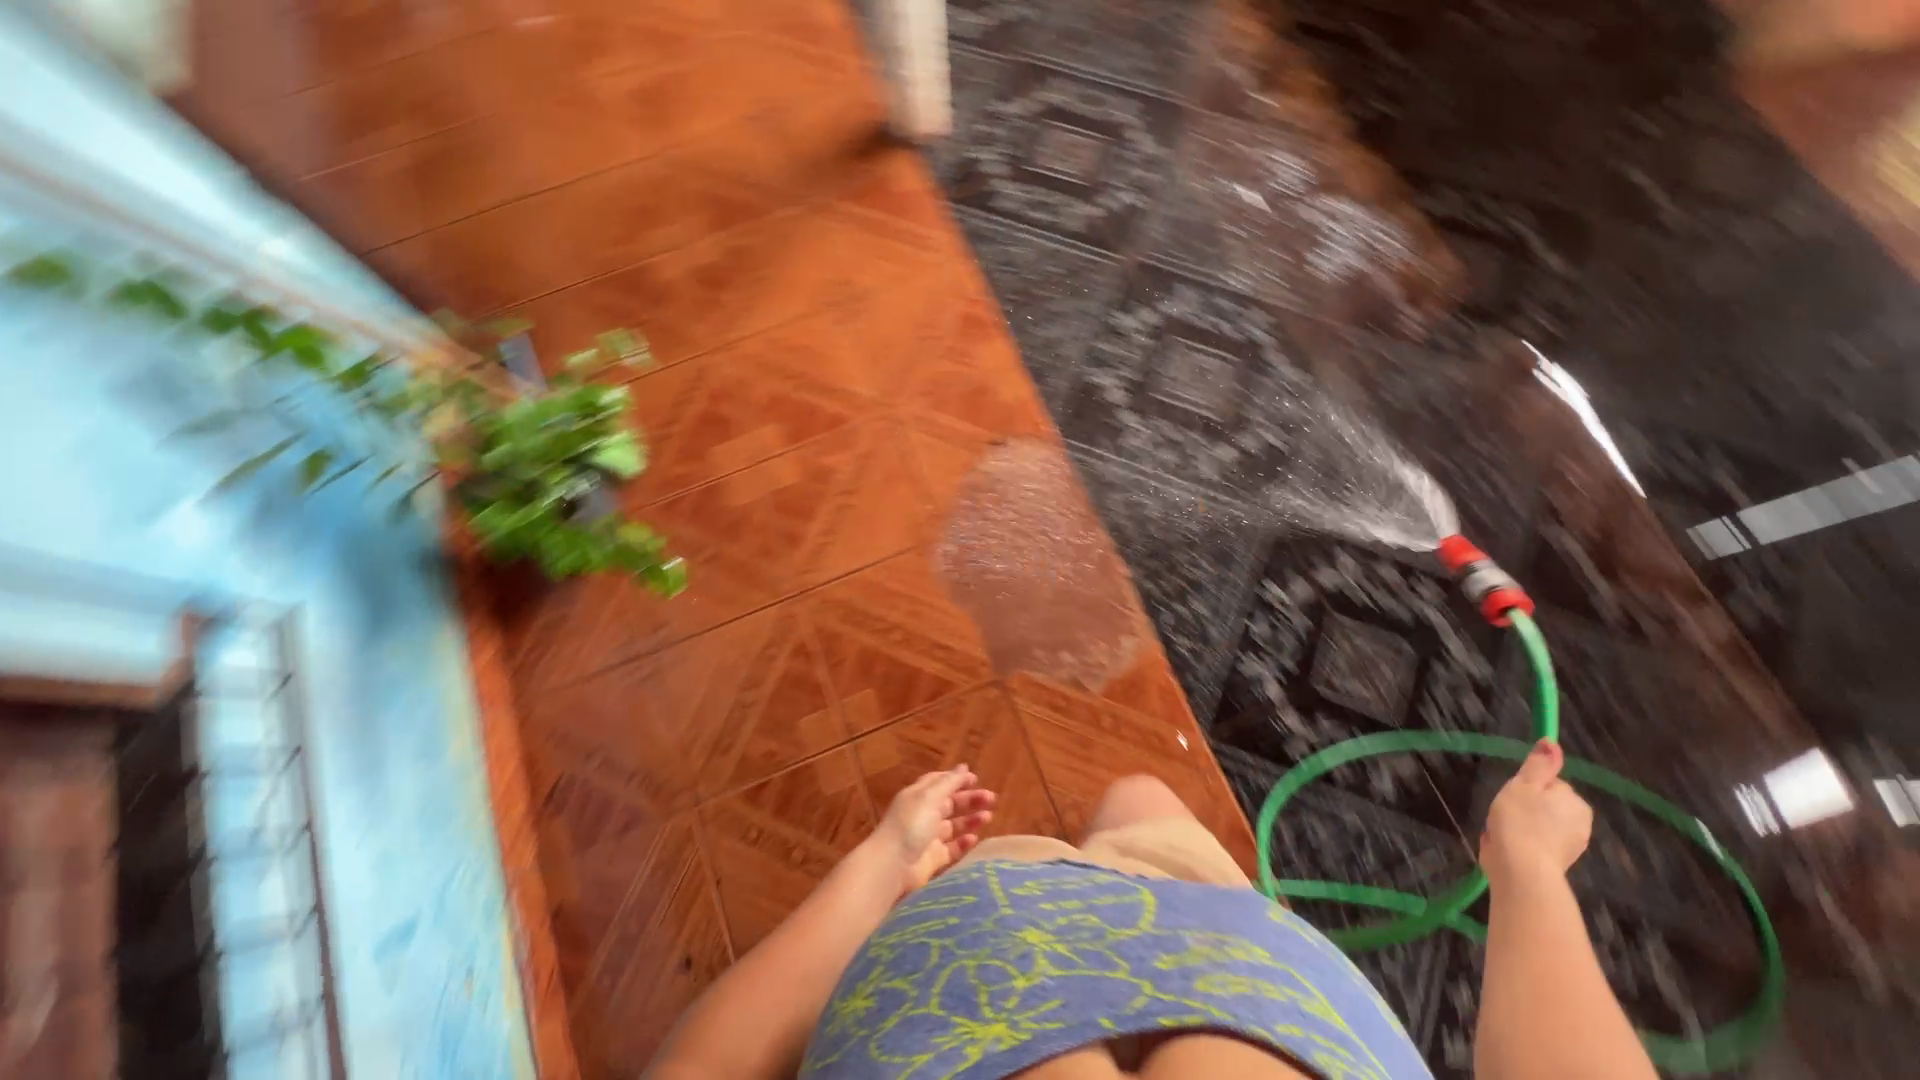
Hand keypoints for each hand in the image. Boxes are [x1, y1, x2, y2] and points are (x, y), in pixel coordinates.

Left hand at [869, 766, 996, 893]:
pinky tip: (974, 839)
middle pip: (949, 803)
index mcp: (918, 796)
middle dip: (970, 799)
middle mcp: (923, 815)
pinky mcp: (933, 859)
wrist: (893, 865)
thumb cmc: (911, 824)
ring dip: (970, 820)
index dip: (956, 779)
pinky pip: (952, 849)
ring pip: (953, 826)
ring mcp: (928, 838)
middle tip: (991, 798)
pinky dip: (964, 843)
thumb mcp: (930, 796)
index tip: (976, 779)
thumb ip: (949, 782)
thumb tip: (963, 767)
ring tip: (988, 817)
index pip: (939, 783)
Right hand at [1481, 739, 1591, 889]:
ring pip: (1541, 823)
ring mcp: (1571, 845)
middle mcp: (1580, 822)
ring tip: (1501, 831)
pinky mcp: (1557, 862)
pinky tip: (1505, 845)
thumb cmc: (1519, 821)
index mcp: (1574, 801)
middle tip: (1504, 813)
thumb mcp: (1524, 785)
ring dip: (1523, 825)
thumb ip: (1539, 764)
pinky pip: (1537, 843)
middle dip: (1526, 807)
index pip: (1548, 784)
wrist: (1521, 869)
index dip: (1526, 787)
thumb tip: (1551, 742)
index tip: (1512, 796)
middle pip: (1546, 804)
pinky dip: (1523, 842)